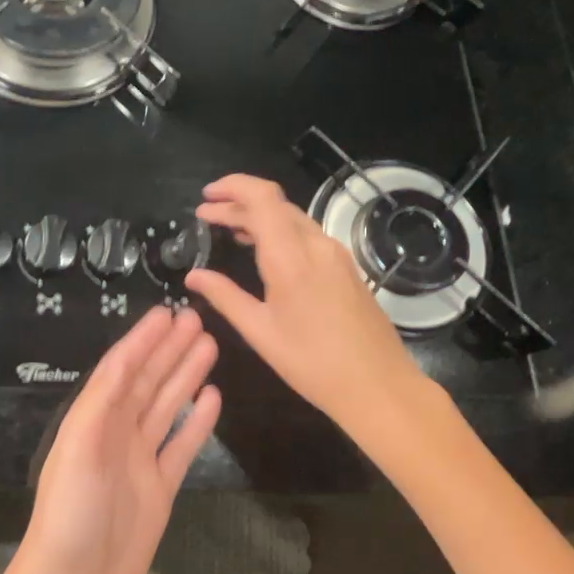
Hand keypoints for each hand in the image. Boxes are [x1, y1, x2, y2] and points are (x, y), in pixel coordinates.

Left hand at [0, 307, 220, 573]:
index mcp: (92, 418)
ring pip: (166, 408)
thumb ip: (100, 405)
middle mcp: (115, 432)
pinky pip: (181, 447)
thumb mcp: (77, 450)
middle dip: (168, 349)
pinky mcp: (159, 490)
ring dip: (185, 376)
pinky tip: (214, 398)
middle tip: (196, 319)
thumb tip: (124, 361)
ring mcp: (139, 461)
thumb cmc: (69, 514)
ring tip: (210, 346)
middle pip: (147, 381)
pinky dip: (197, 423)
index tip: (166, 313)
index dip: (143, 339)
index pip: (121, 368)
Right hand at [188, 174, 434, 438]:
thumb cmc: (313, 363)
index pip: (261, 198)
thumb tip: (193, 276)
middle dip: (237, 202)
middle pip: (274, 203)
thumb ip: (224, 296)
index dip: (232, 186)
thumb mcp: (260, 332)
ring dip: (258, 216)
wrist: (380, 386)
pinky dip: (279, 230)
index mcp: (290, 257)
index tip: (206, 196)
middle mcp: (315, 244)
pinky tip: (263, 249)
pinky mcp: (346, 266)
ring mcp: (335, 253)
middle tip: (206, 215)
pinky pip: (306, 234)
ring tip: (228, 228)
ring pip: (291, 217)